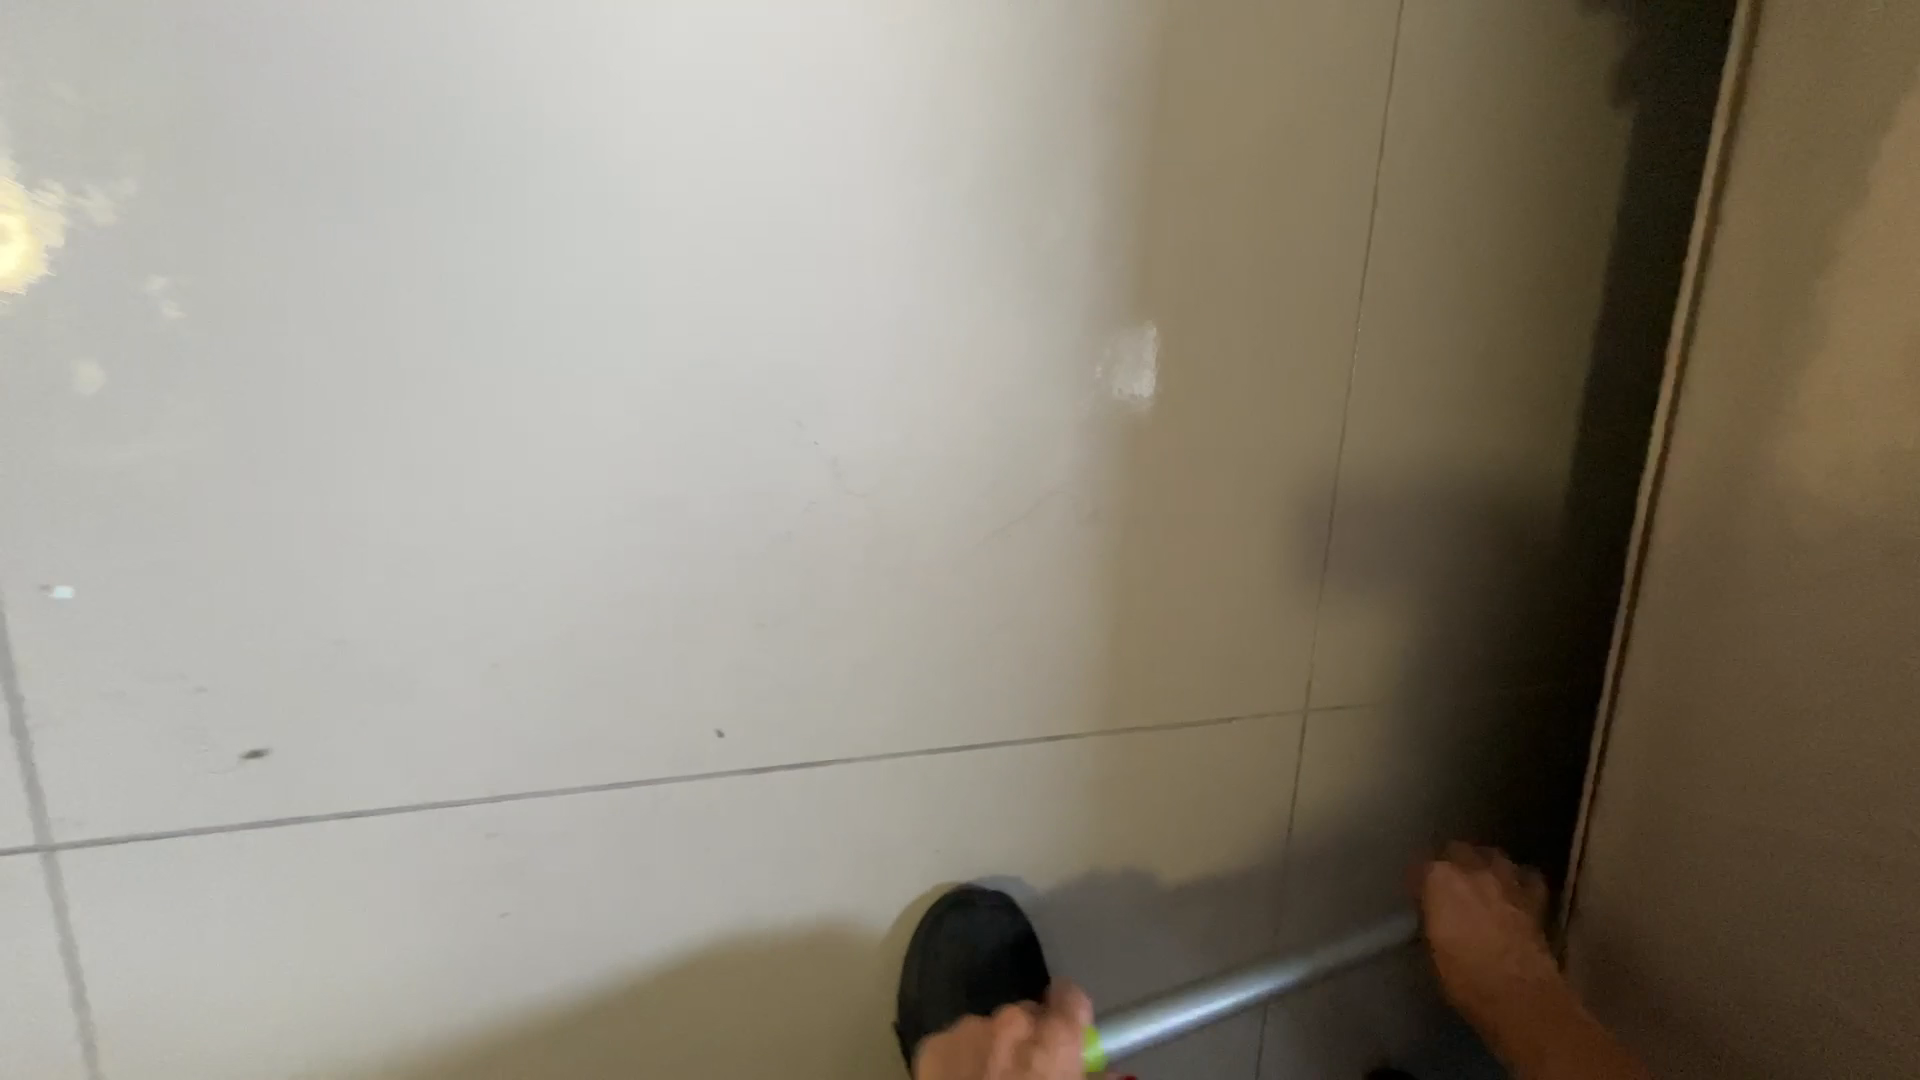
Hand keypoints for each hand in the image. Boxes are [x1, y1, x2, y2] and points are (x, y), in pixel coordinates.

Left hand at [911, 980, 1115, 1079]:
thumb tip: (1112, 1075)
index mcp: (1054, 1040)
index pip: (1071, 998)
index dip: (1072, 1016)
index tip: (1071, 1035)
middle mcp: (1012, 1022)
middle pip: (1027, 1017)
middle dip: (1030, 1043)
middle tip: (1030, 1079)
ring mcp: (968, 1028)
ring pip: (990, 1030)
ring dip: (995, 1051)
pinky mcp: (933, 1044)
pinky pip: (956, 1044)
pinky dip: (961, 1062)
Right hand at [1418, 842, 1559, 1030]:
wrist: (1519, 998)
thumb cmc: (1463, 976)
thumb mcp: (1431, 946)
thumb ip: (1432, 917)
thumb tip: (1435, 915)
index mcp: (1437, 878)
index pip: (1420, 867)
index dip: (1418, 882)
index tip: (1418, 895)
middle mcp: (1470, 870)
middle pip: (1458, 849)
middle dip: (1452, 860)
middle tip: (1450, 881)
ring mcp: (1506, 883)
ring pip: (1496, 855)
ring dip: (1488, 863)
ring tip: (1484, 878)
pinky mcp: (1535, 901)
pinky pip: (1530, 877)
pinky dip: (1523, 880)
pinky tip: (1517, 891)